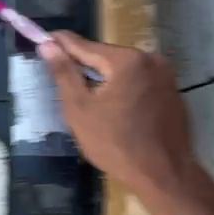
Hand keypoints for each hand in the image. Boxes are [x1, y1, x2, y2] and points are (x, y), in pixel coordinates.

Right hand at [39, 31, 201, 198]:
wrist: (164, 175)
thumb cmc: (115, 144)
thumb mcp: (79, 108)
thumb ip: (63, 73)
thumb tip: (48, 44)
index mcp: (127, 60)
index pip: (84, 45)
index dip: (60, 43)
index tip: (42, 38)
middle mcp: (150, 59)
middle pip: (106, 56)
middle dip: (84, 65)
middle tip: (61, 76)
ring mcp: (165, 75)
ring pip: (123, 69)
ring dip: (104, 78)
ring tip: (86, 96)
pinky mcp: (172, 92)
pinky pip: (139, 82)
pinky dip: (123, 88)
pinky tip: (113, 109)